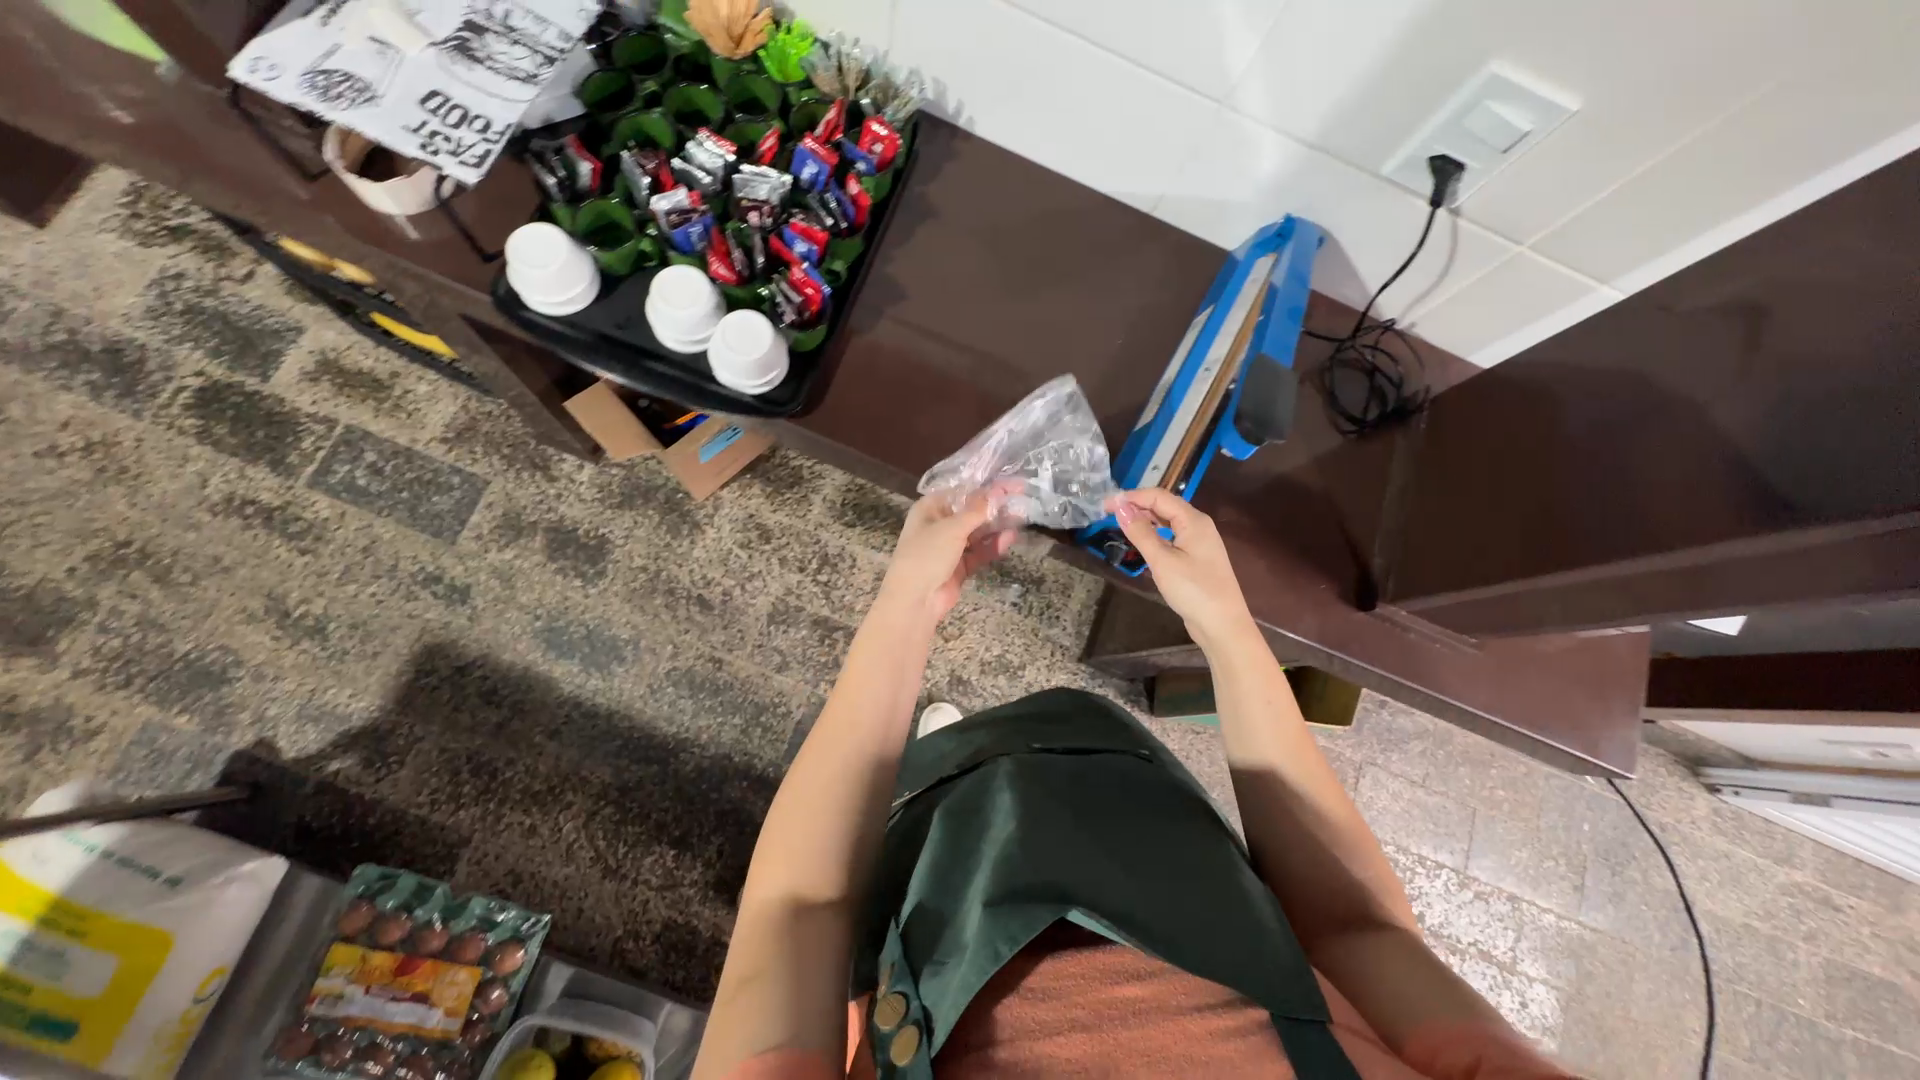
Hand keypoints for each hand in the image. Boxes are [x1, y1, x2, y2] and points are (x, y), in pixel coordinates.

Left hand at [877, 493, 1016, 626]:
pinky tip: (1010, 538)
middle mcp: (939, 524)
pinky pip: (979, 551)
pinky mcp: (959, 566)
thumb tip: (998, 490)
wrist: (914, 600)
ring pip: (977, 532)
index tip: (1013, 484)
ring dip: (996, 526)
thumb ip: (977, 509)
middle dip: (995, 507)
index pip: (963, 492)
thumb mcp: (952, 528)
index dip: (987, 487)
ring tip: (1021, 517)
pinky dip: (993, 545)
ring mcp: (949, 546)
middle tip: (1022, 500)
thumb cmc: (927, 555)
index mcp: (930, 508)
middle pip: (971, 511)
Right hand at [1113, 488, 1256, 649]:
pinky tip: (1143, 542)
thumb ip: (1141, 533)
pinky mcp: (1197, 558)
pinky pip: (1172, 536)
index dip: (1131, 497)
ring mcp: (1199, 542)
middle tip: (1109, 513)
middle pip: (1165, 506)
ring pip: (1169, 521)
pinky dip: (1155, 534)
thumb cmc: (1193, 590)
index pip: (1158, 497)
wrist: (1222, 624)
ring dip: (1145, 519)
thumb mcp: (1162, 561)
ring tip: (1122, 524)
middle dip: (1137, 505)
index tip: (1105, 505)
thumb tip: (1121, 508)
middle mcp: (1199, 525)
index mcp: (1193, 520)